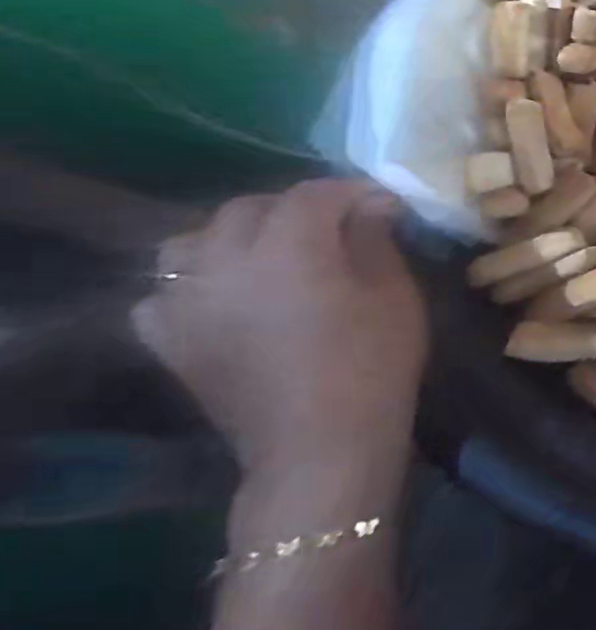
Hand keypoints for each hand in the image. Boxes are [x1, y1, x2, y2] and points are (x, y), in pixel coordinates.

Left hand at [136, 179, 425, 478]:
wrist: (321, 438)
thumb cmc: (374, 358)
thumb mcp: (395, 291)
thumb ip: (376, 239)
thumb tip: (371, 205)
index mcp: (288, 250)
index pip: (313, 194)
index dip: (351, 191)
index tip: (384, 204)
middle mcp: (223, 265)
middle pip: (248, 209)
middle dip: (296, 207)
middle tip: (340, 226)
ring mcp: (184, 302)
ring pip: (193, 240)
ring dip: (237, 235)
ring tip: (277, 253)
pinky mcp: (167, 338)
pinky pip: (164, 289)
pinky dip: (195, 278)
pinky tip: (229, 294)